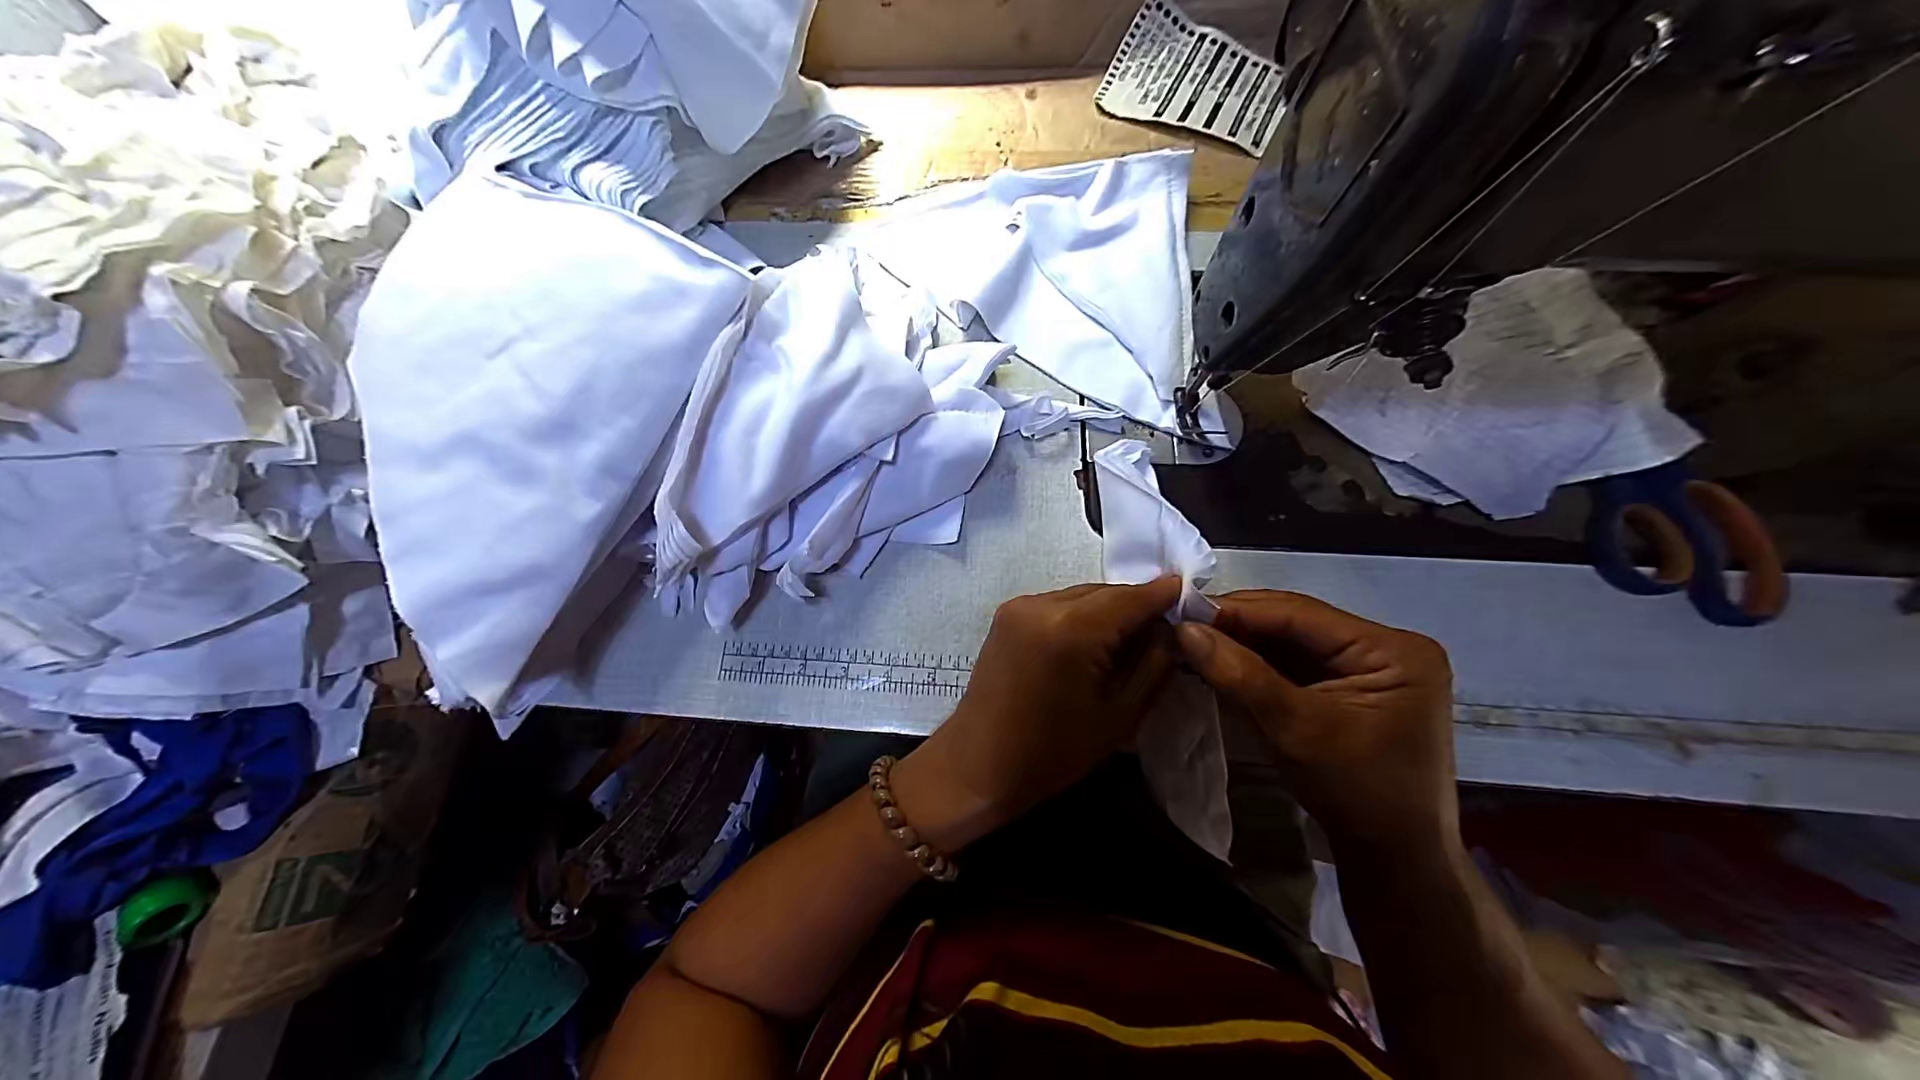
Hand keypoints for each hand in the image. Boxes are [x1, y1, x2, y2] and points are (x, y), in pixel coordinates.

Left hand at [891, 578, 1181, 850]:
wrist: (978, 764)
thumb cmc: (1052, 753)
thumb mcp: (1120, 715)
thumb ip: (1153, 663)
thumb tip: (1170, 627)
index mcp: (1071, 629)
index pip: (1130, 597)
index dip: (1163, 595)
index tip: (1190, 593)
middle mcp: (1042, 605)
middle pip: (1105, 592)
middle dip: (1136, 606)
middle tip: (1164, 630)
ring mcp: (1020, 606)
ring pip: (1082, 595)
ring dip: (1108, 611)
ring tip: (1128, 642)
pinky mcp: (1007, 614)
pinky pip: (1059, 604)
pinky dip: (1082, 616)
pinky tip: (1091, 644)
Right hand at [1174, 591, 1457, 858]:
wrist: (1395, 860)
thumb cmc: (1356, 793)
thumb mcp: (1295, 729)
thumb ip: (1241, 675)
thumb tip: (1184, 629)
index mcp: (1393, 649)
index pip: (1300, 614)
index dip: (1238, 609)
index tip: (1183, 610)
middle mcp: (1386, 647)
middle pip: (1296, 623)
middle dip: (1238, 625)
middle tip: (1183, 625)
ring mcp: (1370, 667)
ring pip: (1292, 642)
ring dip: (1244, 643)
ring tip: (1194, 640)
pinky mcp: (1352, 687)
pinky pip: (1297, 663)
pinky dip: (1258, 664)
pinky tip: (1222, 661)